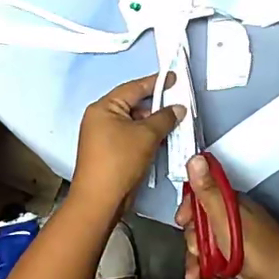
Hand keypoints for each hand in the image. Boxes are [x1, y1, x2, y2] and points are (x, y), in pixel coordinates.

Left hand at [71, 73, 184, 213]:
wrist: (101, 199)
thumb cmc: (120, 161)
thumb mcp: (147, 135)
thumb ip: (164, 118)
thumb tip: (177, 109)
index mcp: (103, 108)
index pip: (132, 88)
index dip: (155, 83)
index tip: (173, 79)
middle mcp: (99, 118)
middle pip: (132, 105)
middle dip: (156, 107)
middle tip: (179, 106)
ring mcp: (102, 136)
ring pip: (132, 123)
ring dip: (152, 124)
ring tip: (175, 124)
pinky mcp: (108, 153)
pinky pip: (130, 138)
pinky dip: (145, 137)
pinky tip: (162, 140)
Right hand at [176, 153, 278, 278]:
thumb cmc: (255, 249)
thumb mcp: (225, 218)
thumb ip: (208, 190)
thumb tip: (196, 157)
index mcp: (234, 205)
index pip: (203, 197)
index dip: (189, 208)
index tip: (181, 220)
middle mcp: (235, 221)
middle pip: (200, 225)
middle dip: (193, 242)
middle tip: (196, 252)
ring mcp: (236, 244)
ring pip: (205, 249)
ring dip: (198, 264)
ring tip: (197, 277)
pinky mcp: (238, 264)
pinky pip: (215, 266)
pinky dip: (212, 277)